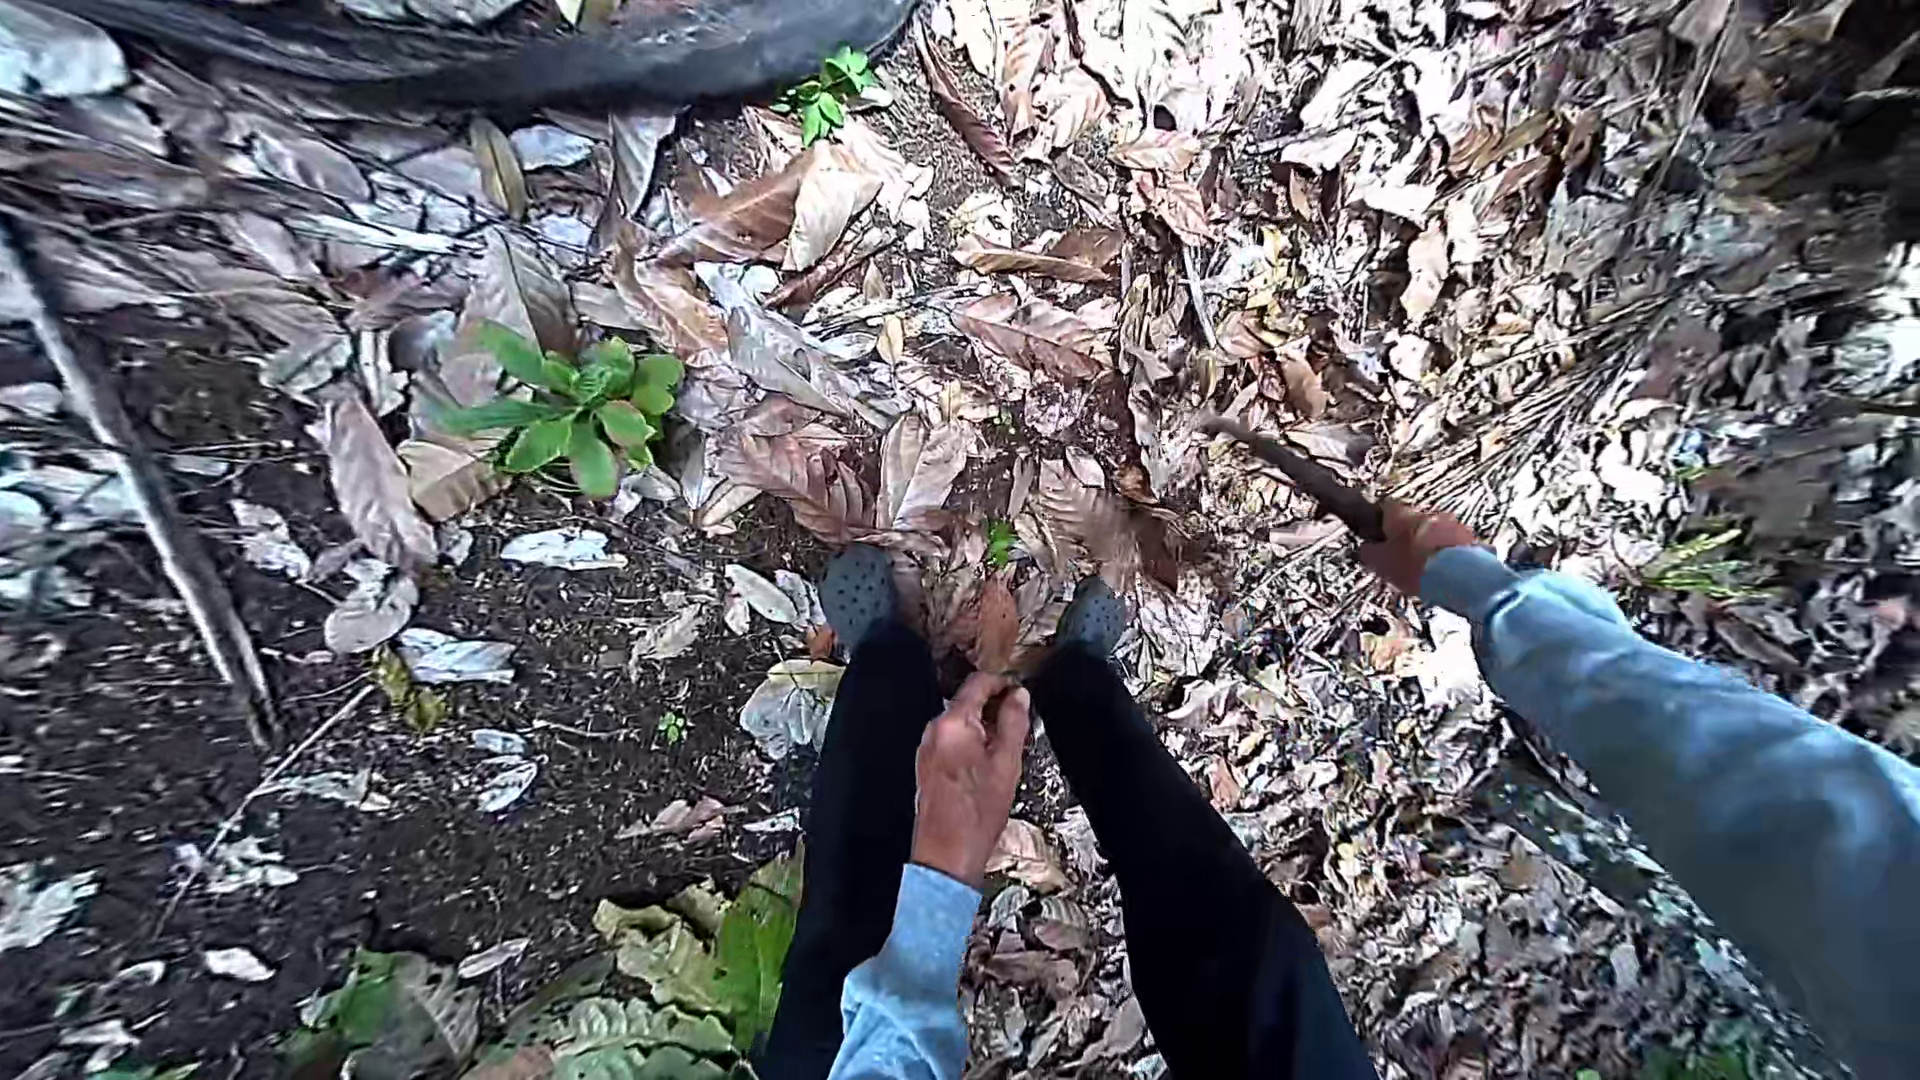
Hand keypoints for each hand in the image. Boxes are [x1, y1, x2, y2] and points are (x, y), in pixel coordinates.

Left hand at [911, 672, 1030, 888]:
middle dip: (994, 708)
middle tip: (1018, 724)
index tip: (1018, 690)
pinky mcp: (927, 763)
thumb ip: (1014, 722)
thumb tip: (1019, 696)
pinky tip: (986, 764)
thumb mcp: (1007, 763)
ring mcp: (927, 747)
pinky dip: (970, 742)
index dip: (1002, 682)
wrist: (947, 855)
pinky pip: (951, 739)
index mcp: (952, 724)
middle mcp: (934, 730)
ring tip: (1005, 750)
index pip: (978, 683)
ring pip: (960, 722)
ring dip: (983, 726)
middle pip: (968, 702)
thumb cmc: (976, 814)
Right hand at [1358, 500, 1479, 594]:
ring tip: (1423, 565)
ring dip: (1429, 543)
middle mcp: (1430, 515)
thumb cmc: (1415, 568)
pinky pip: (1455, 544)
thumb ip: (1369, 552)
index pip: (1387, 506)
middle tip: (1400, 552)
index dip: (1380, 518)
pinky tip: (1443, 570)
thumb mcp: (1380, 563)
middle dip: (1407, 533)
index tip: (1377, 529)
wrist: (1462, 580)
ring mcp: (1455, 527)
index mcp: (1403, 516)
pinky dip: (1447, 554)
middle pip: (1414, 520)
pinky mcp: (1474, 542)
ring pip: (1436, 531)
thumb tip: (1366, 548)